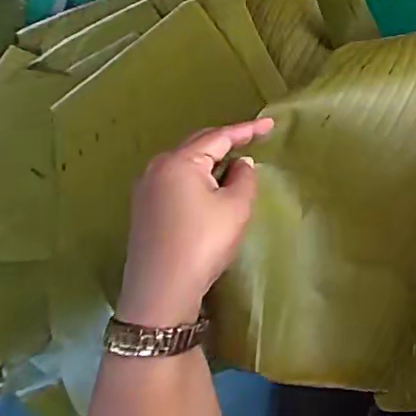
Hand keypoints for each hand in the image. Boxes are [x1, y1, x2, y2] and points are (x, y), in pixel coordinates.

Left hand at [117, 119, 273, 326]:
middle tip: (254, 137)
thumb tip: (240, 163)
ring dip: (211, 158)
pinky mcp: (145, 208)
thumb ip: (244, 177)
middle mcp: (157, 168)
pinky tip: (212, 182)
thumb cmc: (204, 242)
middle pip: (198, 144)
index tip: (270, 124)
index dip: (247, 130)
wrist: (161, 291)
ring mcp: (146, 189)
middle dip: (226, 140)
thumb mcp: (236, 207)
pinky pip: (177, 178)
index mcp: (179, 162)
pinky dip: (198, 173)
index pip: (219, 136)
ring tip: (236, 158)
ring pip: (186, 161)